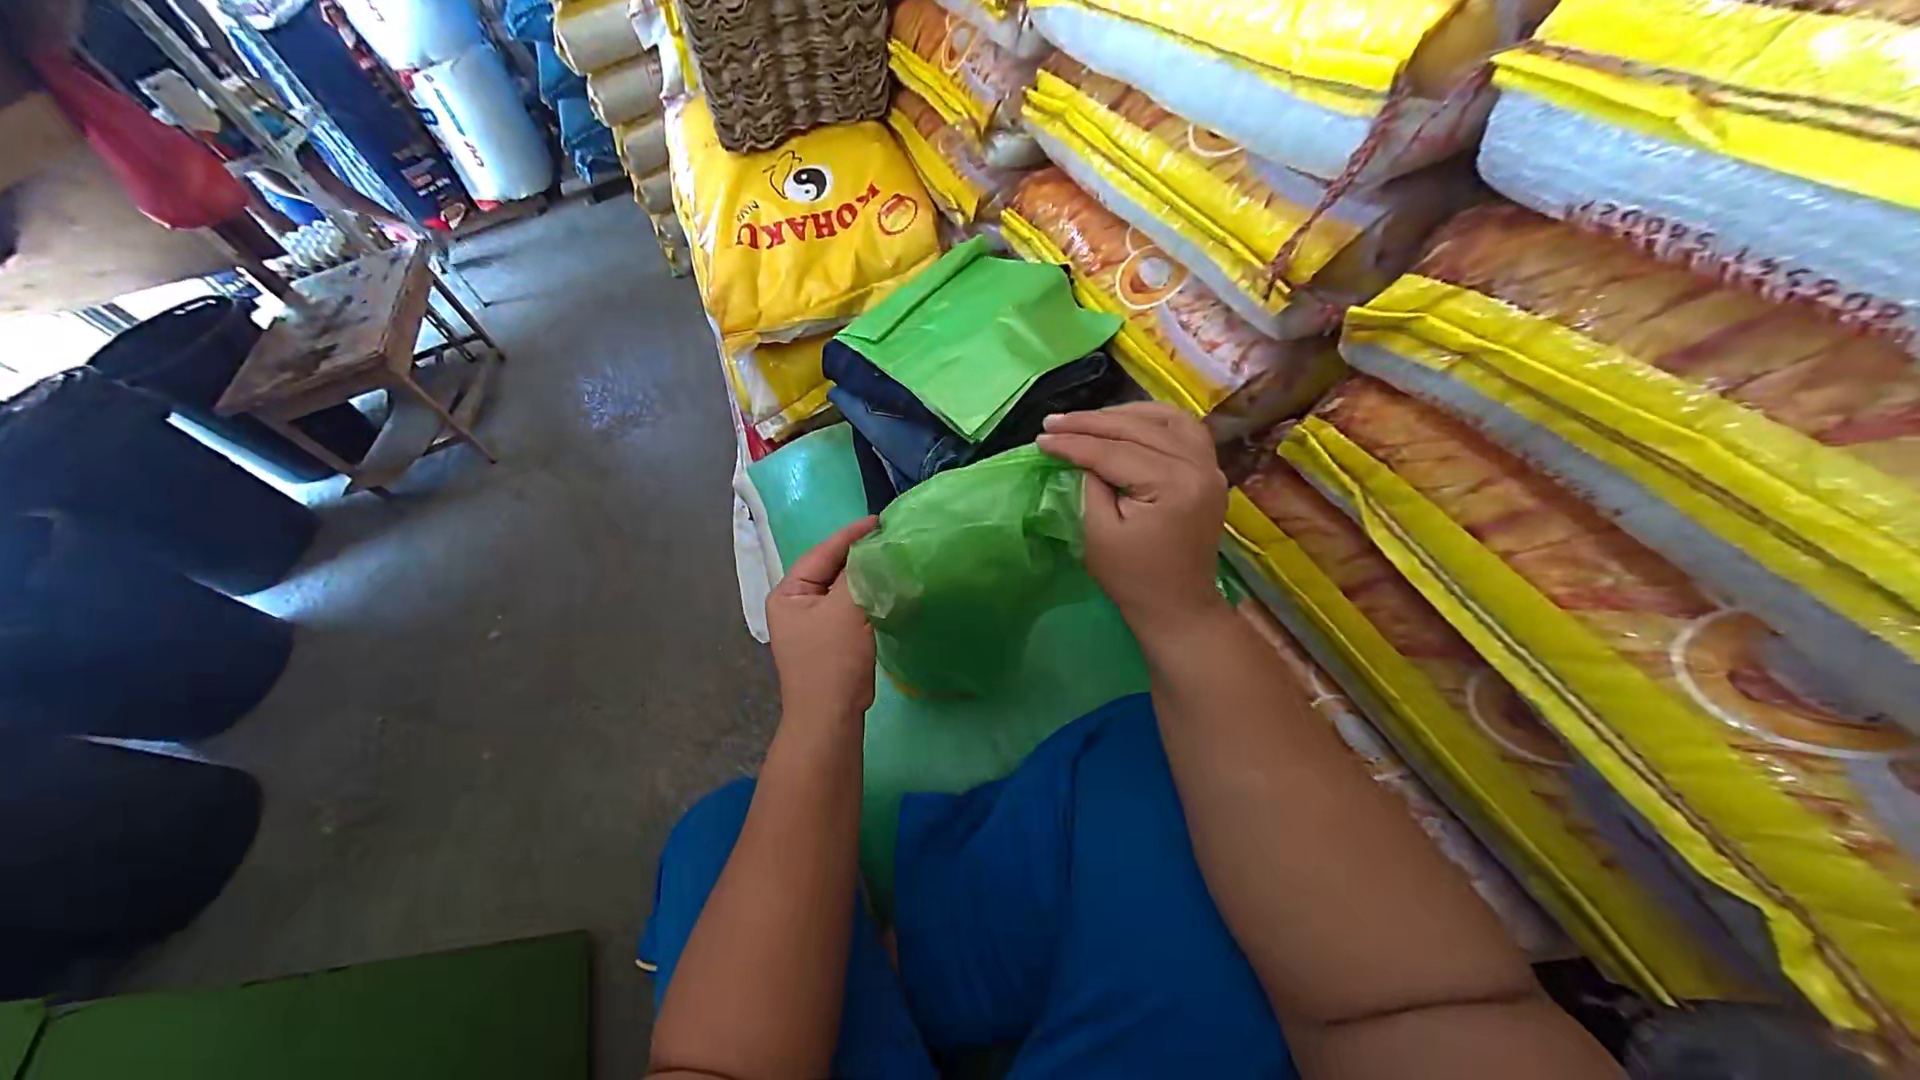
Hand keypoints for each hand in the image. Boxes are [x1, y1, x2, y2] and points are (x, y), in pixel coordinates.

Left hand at [766, 516, 881, 725]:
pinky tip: (887, 588)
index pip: (822, 553)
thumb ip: (860, 576)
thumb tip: (877, 550)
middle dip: (860, 554)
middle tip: (889, 537)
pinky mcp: (831, 638)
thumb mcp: (845, 611)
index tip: (879, 520)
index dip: (851, 535)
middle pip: (831, 568)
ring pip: (843, 588)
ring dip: (866, 575)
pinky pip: (850, 606)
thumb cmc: (831, 660)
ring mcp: (813, 622)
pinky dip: (868, 595)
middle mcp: (796, 603)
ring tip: (891, 557)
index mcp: (788, 592)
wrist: (830, 716)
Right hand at [1037, 403, 1228, 632]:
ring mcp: (1211, 466)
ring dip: (1123, 415)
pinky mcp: (1210, 471)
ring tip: (1086, 420)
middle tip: (1052, 421)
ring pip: (1165, 418)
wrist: (1178, 606)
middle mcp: (1199, 466)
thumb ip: (1089, 485)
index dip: (1074, 443)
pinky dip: (1152, 420)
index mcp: (1173, 485)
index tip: (1041, 437)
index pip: (1115, 451)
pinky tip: (1126, 422)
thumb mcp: (1099, 533)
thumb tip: (1079, 454)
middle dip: (1091, 423)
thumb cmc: (1133, 578)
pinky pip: (1183, 429)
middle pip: (1139, 428)